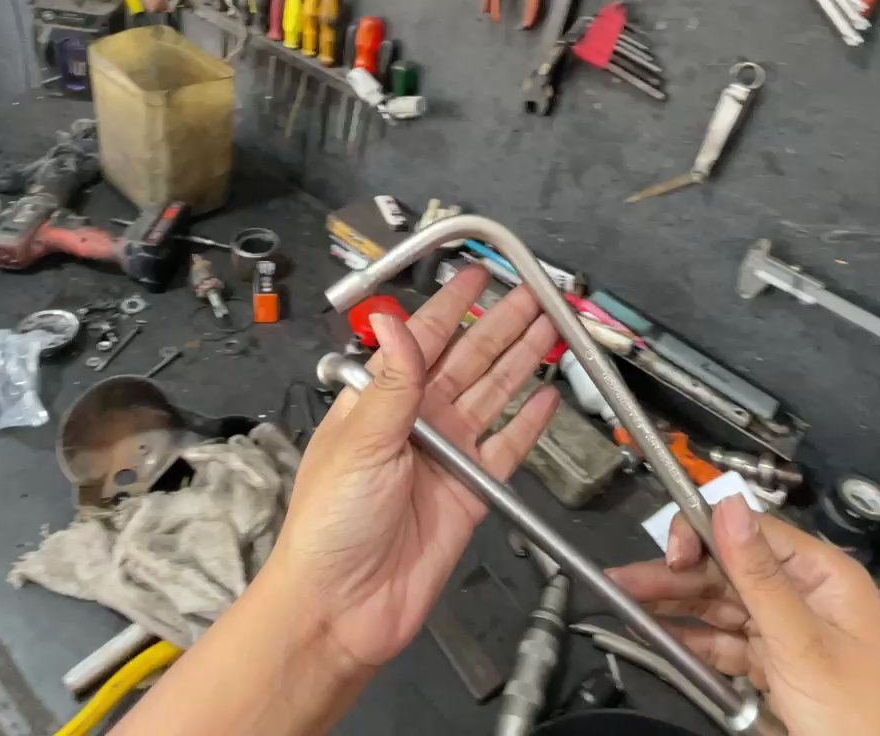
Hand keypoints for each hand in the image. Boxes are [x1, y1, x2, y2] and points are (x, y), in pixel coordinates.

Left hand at [269, 266, 560, 670]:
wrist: (343, 605)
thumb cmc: (331, 522)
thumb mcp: (360, 442)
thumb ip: (390, 382)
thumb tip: (392, 320)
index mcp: (381, 399)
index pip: (423, 338)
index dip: (451, 304)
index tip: (475, 274)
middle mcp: (417, 419)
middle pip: (468, 359)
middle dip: (501, 324)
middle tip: (533, 296)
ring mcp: (447, 454)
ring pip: (493, 394)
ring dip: (520, 361)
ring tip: (549, 330)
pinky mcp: (471, 491)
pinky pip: (507, 448)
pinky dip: (528, 424)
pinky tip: (545, 398)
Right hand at [608, 496, 879, 735]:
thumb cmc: (865, 722)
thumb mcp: (805, 646)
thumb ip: (759, 575)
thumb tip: (726, 502)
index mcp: (821, 576)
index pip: (749, 533)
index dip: (704, 537)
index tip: (671, 556)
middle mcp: (803, 594)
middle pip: (725, 570)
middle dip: (673, 577)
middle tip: (622, 581)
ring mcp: (789, 631)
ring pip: (718, 605)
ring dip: (672, 606)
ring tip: (625, 604)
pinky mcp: (778, 665)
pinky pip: (725, 642)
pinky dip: (692, 640)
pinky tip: (657, 635)